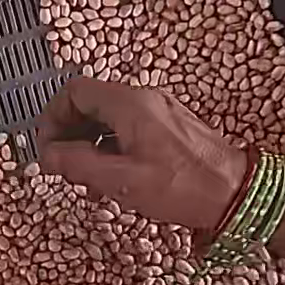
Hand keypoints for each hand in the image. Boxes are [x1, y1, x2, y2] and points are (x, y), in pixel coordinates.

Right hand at [38, 78, 245, 231]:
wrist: (237, 193)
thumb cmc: (184, 187)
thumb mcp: (122, 180)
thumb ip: (78, 165)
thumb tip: (47, 156)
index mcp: (130, 104)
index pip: (75, 91)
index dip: (53, 117)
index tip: (47, 146)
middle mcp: (144, 100)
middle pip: (90, 103)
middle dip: (70, 134)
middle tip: (63, 165)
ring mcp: (159, 112)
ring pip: (109, 118)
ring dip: (90, 144)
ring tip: (86, 178)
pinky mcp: (170, 127)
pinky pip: (129, 128)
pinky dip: (112, 147)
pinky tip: (113, 177)